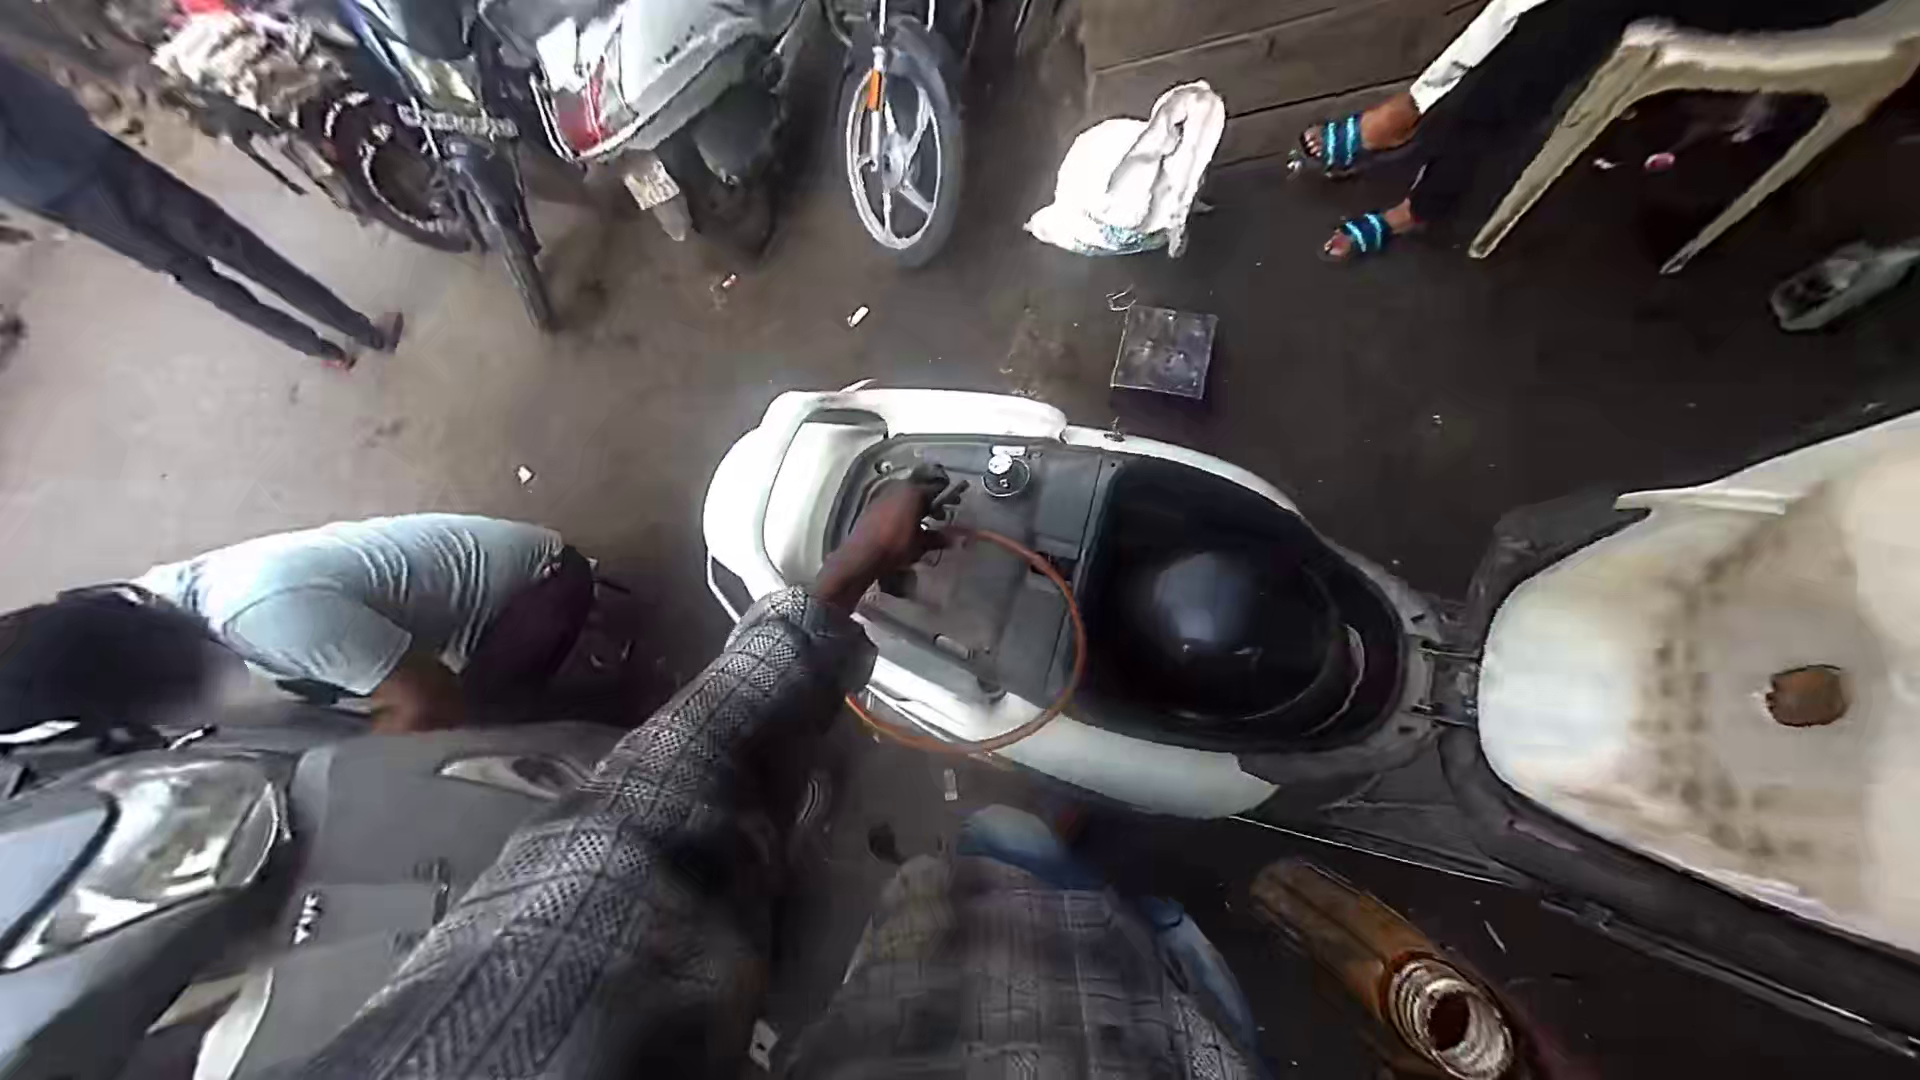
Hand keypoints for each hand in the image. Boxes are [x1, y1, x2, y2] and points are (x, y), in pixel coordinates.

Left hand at [815, 465, 961, 610]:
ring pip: (905, 496)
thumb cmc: (895, 546)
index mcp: (913, 492)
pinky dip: (903, 510)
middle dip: (931, 502)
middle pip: (920, 490)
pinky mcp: (872, 506)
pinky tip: (905, 526)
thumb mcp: (921, 544)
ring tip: (924, 522)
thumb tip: (958, 538)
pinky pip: (893, 503)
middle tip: (940, 515)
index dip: (948, 497)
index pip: (936, 488)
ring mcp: (883, 496)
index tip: (955, 504)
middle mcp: (898, 488)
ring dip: (916, 507)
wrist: (862, 555)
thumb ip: (939, 537)